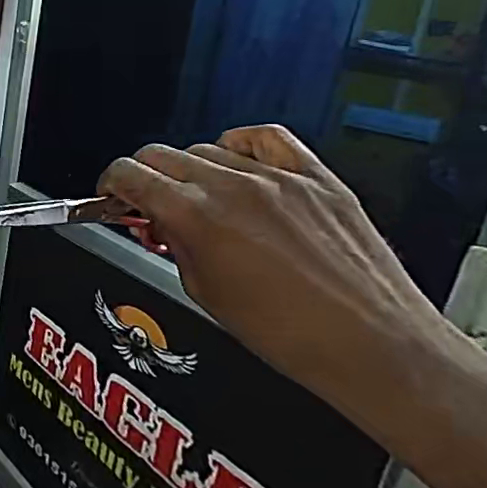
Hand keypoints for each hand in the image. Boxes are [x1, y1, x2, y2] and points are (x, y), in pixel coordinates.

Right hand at [96, 124, 478, 434]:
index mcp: (195, 216)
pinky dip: (241, 145)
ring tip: (200, 199)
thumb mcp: (203, 291)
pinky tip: (239, 165)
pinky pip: (266, 138)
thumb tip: (158, 221)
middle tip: (149, 203)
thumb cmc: (296, 335)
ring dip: (189, 170)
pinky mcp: (316, 180)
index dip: (111, 183)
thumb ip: (171, 243)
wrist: (375, 349)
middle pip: (159, 154)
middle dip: (143, 176)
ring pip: (205, 148)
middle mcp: (233, 187)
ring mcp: (277, 179)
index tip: (113, 194)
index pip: (129, 173)